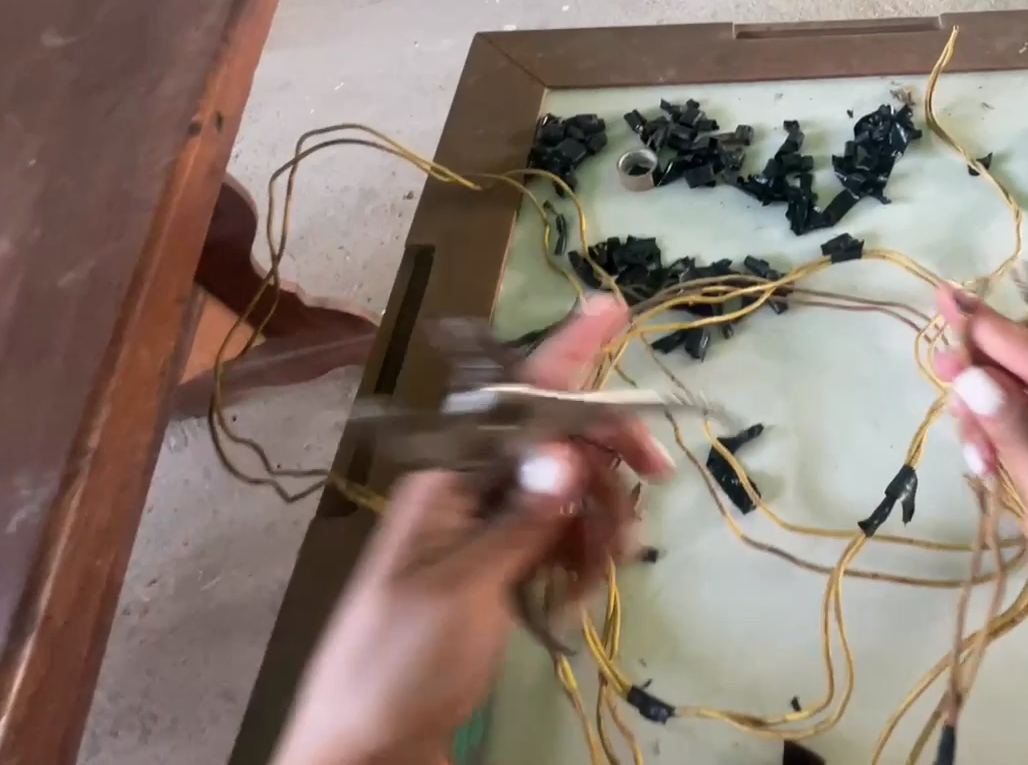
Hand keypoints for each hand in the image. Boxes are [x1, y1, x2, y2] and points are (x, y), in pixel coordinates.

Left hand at [273, 295, 671, 764]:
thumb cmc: (399, 662)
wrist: (370, 748)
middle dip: (609, 450)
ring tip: (605, 566)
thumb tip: (569, 456)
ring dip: (602, 516)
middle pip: (560, 437)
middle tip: (657, 473)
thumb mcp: (463, 588)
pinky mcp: (510, 555)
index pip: (516, 398)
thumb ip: (521, 517)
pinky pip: (567, 528)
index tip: (609, 308)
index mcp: (451, 477)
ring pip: (573, 485)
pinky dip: (587, 548)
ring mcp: (494, 520)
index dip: (567, 350)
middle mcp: (476, 484)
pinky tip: (585, 584)